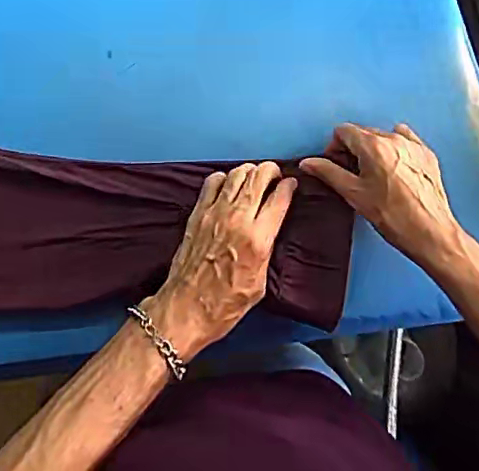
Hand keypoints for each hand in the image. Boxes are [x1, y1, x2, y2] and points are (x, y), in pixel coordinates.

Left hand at [143, 162, 296, 360]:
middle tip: (275, 173)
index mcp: (257, 240)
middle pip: (258, 178)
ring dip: (249, 170)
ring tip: (255, 174)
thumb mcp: (259, 284)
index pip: (279, 200)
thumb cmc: (225, 304)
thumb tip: (269, 230)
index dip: (288, 187)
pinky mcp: (198, 212)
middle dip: (270, 170)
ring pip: (236, 174)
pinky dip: (224, 177)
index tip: (291, 183)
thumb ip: (266, 251)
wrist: (187, 307)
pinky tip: (228, 184)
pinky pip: (212, 182)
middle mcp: (237, 220)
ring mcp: (215, 212)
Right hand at [301, 123, 469, 276]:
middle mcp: (393, 139)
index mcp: (373, 146)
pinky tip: (394, 169)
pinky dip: (395, 149)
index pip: (343, 130)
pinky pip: (405, 140)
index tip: (336, 163)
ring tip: (375, 174)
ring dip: (374, 149)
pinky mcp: (427, 155)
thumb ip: (328, 173)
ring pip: (383, 135)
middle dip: (353, 148)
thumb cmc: (394, 218)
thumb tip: (308, 162)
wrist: (432, 234)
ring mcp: (412, 145)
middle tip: (353, 172)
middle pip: (363, 132)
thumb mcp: (354, 195)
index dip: (335, 146)